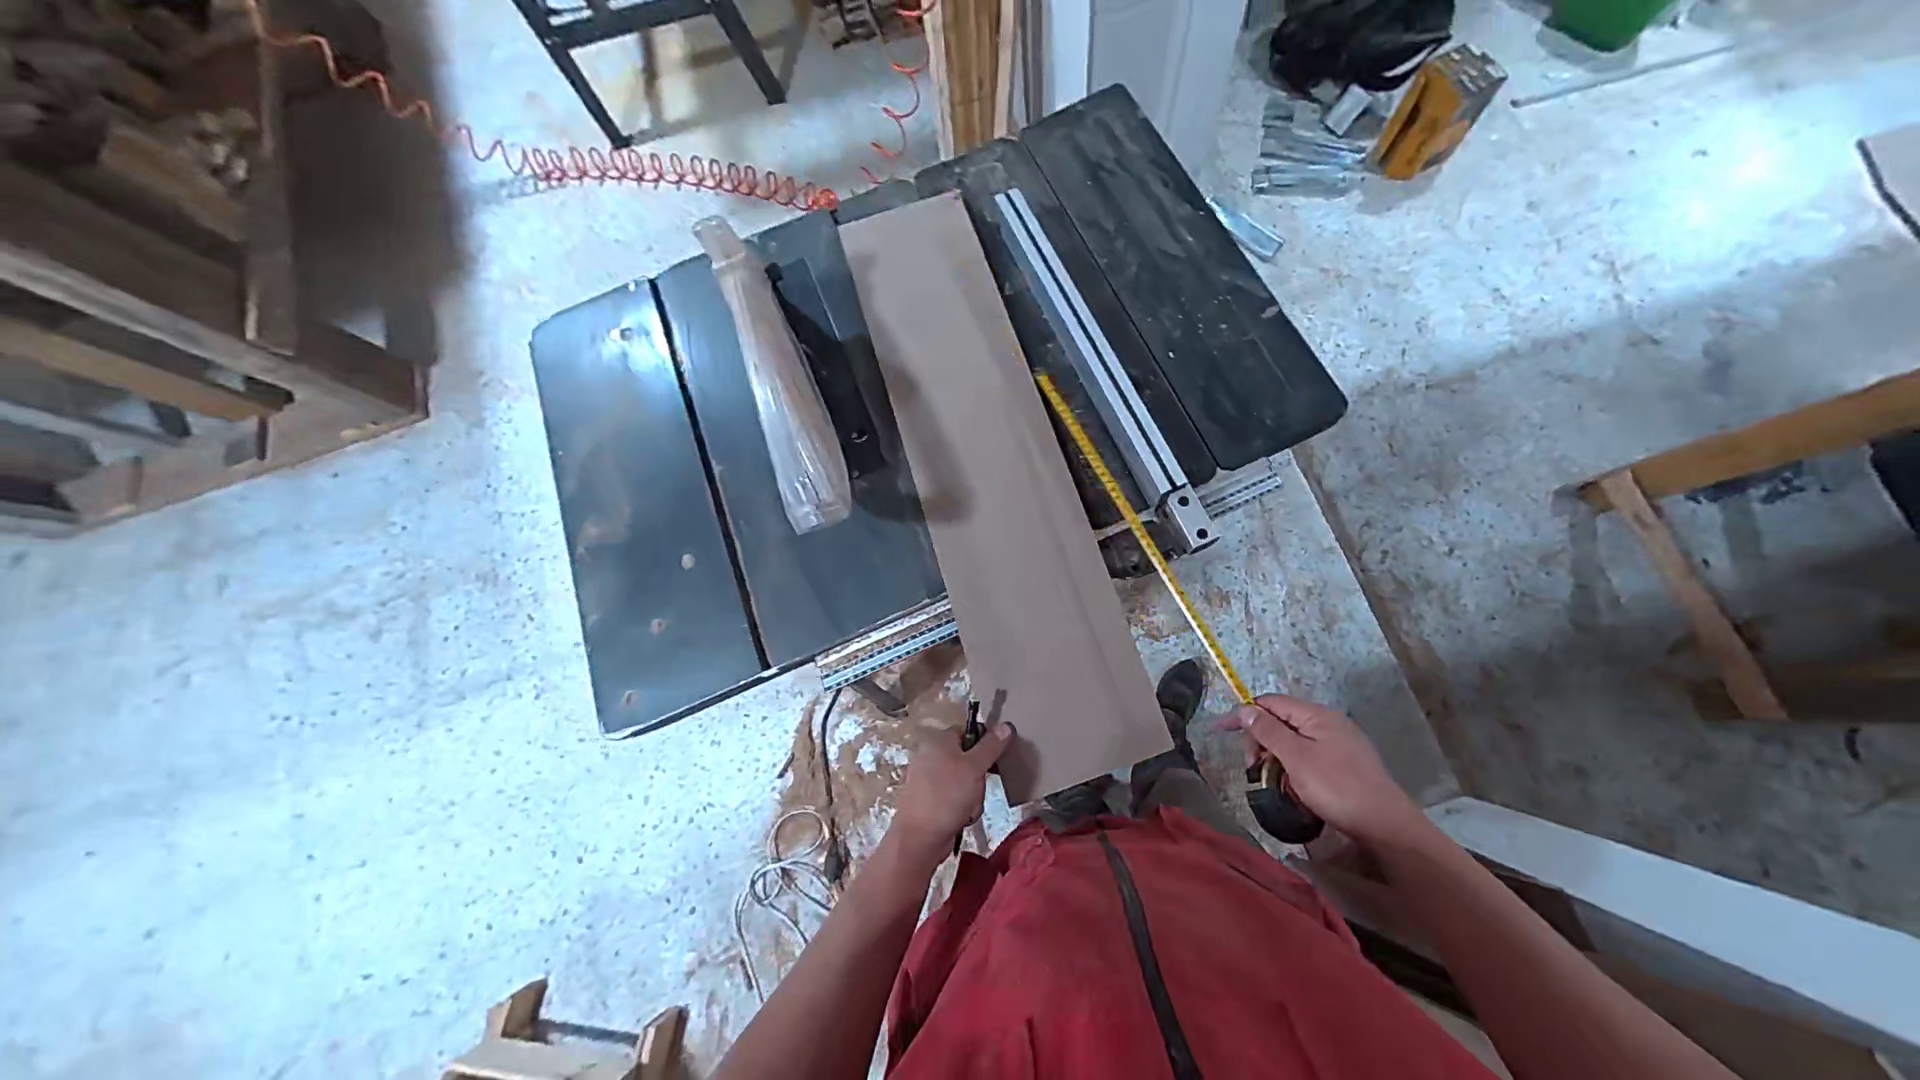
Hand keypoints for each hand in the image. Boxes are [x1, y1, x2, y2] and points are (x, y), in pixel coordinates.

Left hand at [892, 721, 1014, 855]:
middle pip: (967, 758)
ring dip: (973, 795)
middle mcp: (929, 755)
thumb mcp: (974, 767)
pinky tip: (962, 816)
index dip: (983, 744)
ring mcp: (927, 778)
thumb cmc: (948, 795)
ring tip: (969, 807)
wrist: (921, 837)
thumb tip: (1005, 725)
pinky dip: (961, 805)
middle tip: (978, 789)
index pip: (967, 732)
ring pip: (964, 780)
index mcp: (937, 740)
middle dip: (978, 777)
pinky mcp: (928, 798)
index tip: (994, 759)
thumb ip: (991, 746)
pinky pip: (954, 795)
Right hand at [1218, 695, 1427, 846]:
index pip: (1270, 703)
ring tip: (1273, 782)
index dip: (1244, 715)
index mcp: (1317, 716)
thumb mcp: (1295, 757)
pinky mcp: (1346, 765)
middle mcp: (1330, 724)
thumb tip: (1245, 708)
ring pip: (1295, 742)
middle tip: (1253, 768)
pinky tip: (1295, 788)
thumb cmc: (1336, 788)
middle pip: (1282, 722)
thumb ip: (1268, 730)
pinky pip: (1310, 758)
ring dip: (1277, 759)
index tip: (1221, 731)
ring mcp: (1340, 744)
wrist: (1386, 826)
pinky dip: (1295, 769)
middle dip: (1261, 741)